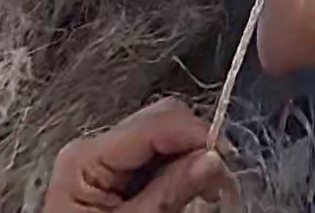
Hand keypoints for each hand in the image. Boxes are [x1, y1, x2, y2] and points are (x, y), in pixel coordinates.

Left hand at [44, 98, 232, 212]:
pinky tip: (186, 189)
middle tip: (220, 178)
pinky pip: (155, 156)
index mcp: (87, 156)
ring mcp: (104, 158)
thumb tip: (215, 158)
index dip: (196, 133)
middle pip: (161, 120)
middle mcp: (95, 145)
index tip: (226, 158)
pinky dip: (176, 168)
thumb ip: (169, 193)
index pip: (155, 123)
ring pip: (163, 134)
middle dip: (194, 143)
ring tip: (207, 188)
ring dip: (189, 156)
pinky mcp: (114, 173)